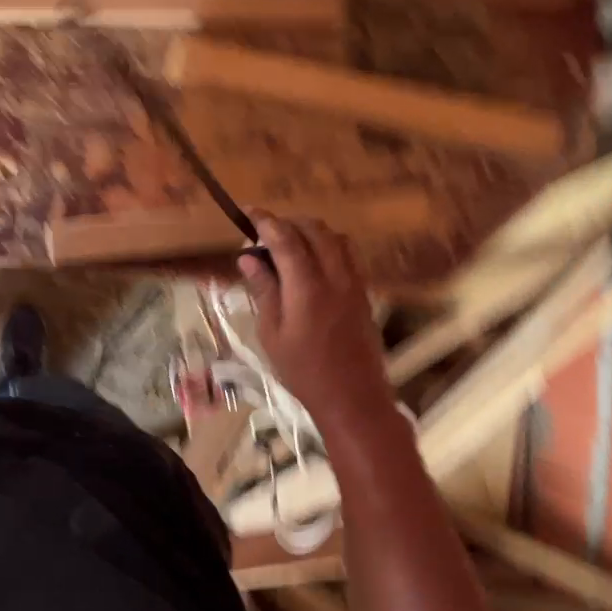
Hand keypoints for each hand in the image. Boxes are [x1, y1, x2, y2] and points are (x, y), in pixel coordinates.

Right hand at [236, 213, 395, 427]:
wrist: (353, 397)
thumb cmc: (303, 370)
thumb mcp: (271, 333)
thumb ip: (263, 290)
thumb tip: (248, 258)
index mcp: (307, 288)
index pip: (286, 239)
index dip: (266, 221)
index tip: (247, 212)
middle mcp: (335, 277)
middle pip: (315, 230)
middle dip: (288, 222)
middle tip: (264, 232)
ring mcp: (355, 284)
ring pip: (335, 238)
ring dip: (310, 231)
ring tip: (287, 244)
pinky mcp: (364, 293)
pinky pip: (347, 255)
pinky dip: (326, 246)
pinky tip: (309, 263)